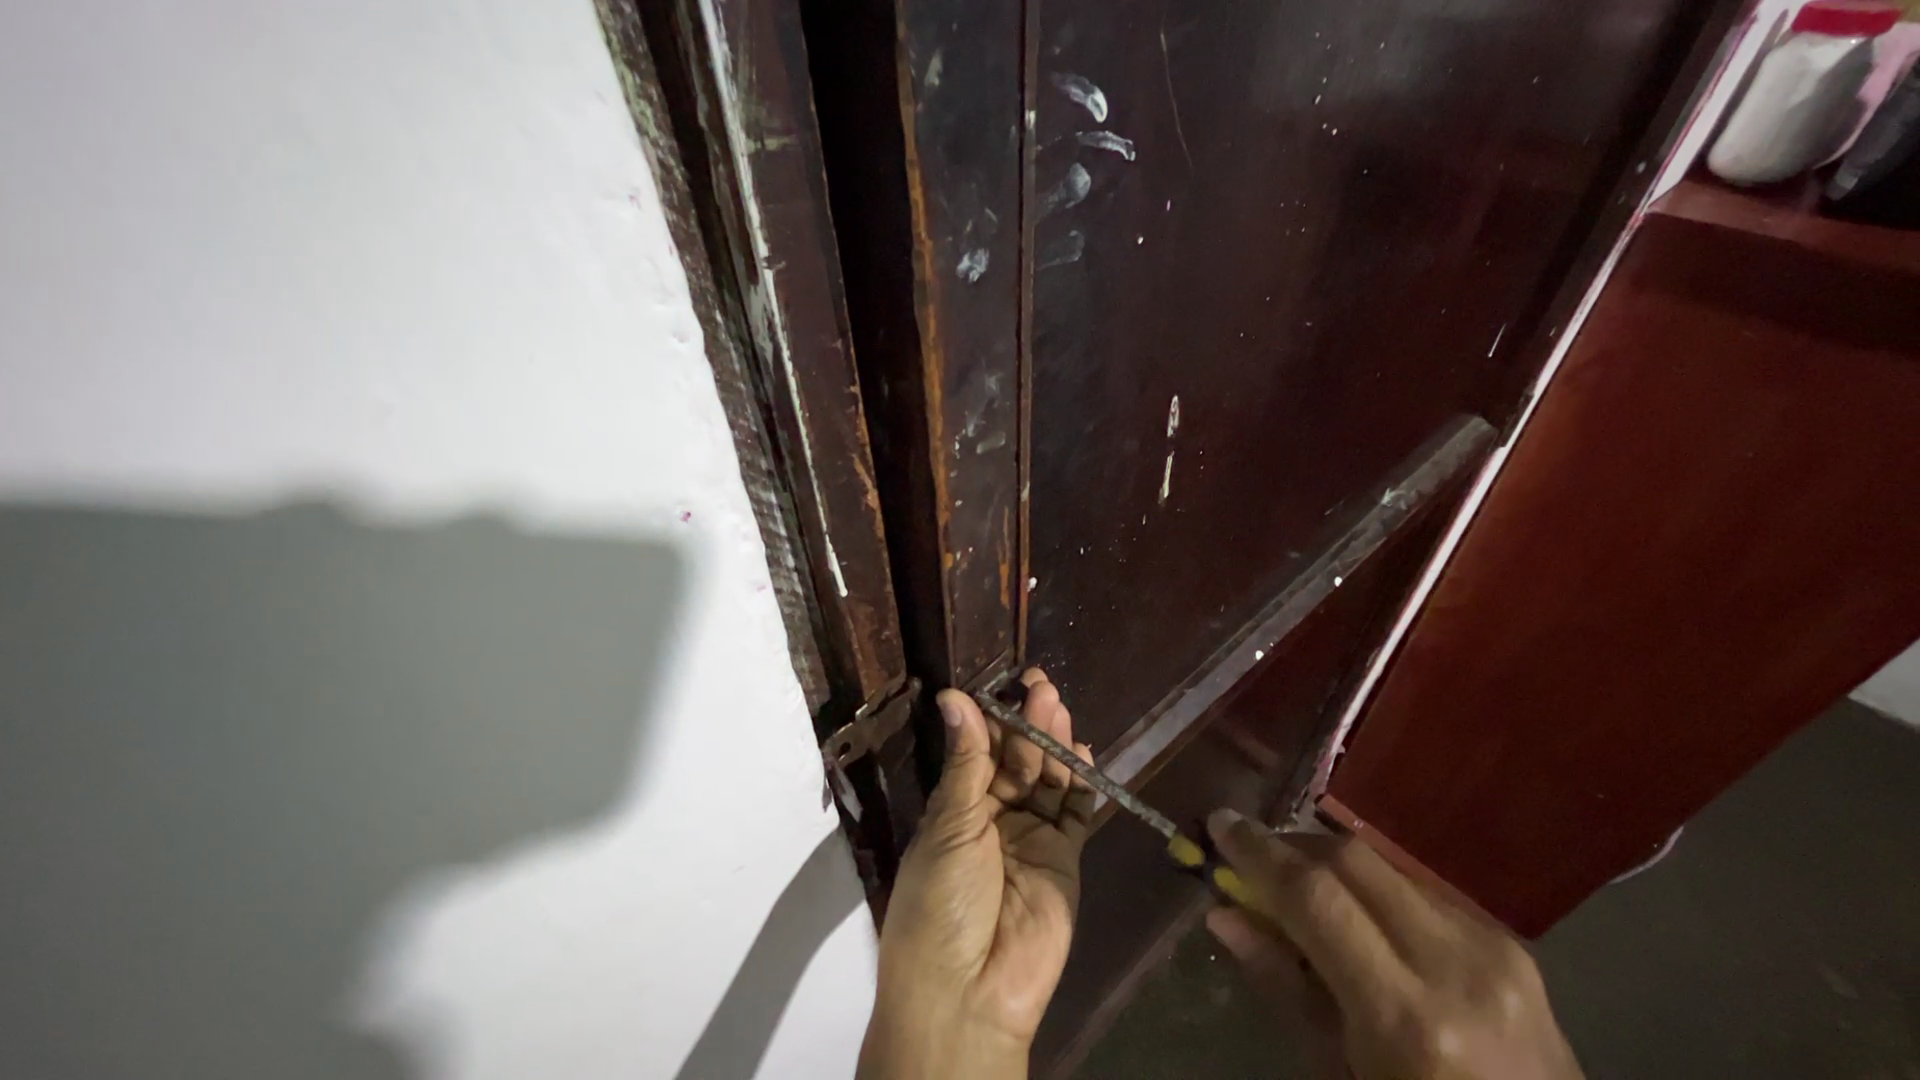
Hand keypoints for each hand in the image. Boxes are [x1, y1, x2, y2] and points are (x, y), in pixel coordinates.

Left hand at [857, 669, 1093, 1079]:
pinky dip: (1082, 784)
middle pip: (1016, 762)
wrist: (970, 988)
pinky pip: (1076, 813)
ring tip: (1058, 706)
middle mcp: (992, 819)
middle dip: (1027, 724)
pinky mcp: (1064, 860)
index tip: (1002, 683)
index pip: (977, 753)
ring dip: (1053, 744)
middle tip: (1040, 686)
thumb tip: (953, 697)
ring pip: (1047, 781)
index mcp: (954, 810)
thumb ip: (966, 762)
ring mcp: (1030, 839)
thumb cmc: (942, 899)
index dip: (990, 720)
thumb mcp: (949, 825)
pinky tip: (1084, 751)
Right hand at [1205, 809, 1583, 1079]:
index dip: (1259, 852)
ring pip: (1385, 864)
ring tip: (1293, 883)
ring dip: (1328, 861)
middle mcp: (1454, 965)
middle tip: (1249, 854)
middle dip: (1290, 846)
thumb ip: (1282, 988)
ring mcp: (1493, 948)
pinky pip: (1419, 888)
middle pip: (1352, 860)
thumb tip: (1224, 913)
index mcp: (1406, 1018)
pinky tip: (1352, 913)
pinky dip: (1370, 887)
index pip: (1315, 897)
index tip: (1219, 824)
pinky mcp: (1510, 943)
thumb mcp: (1336, 1077)